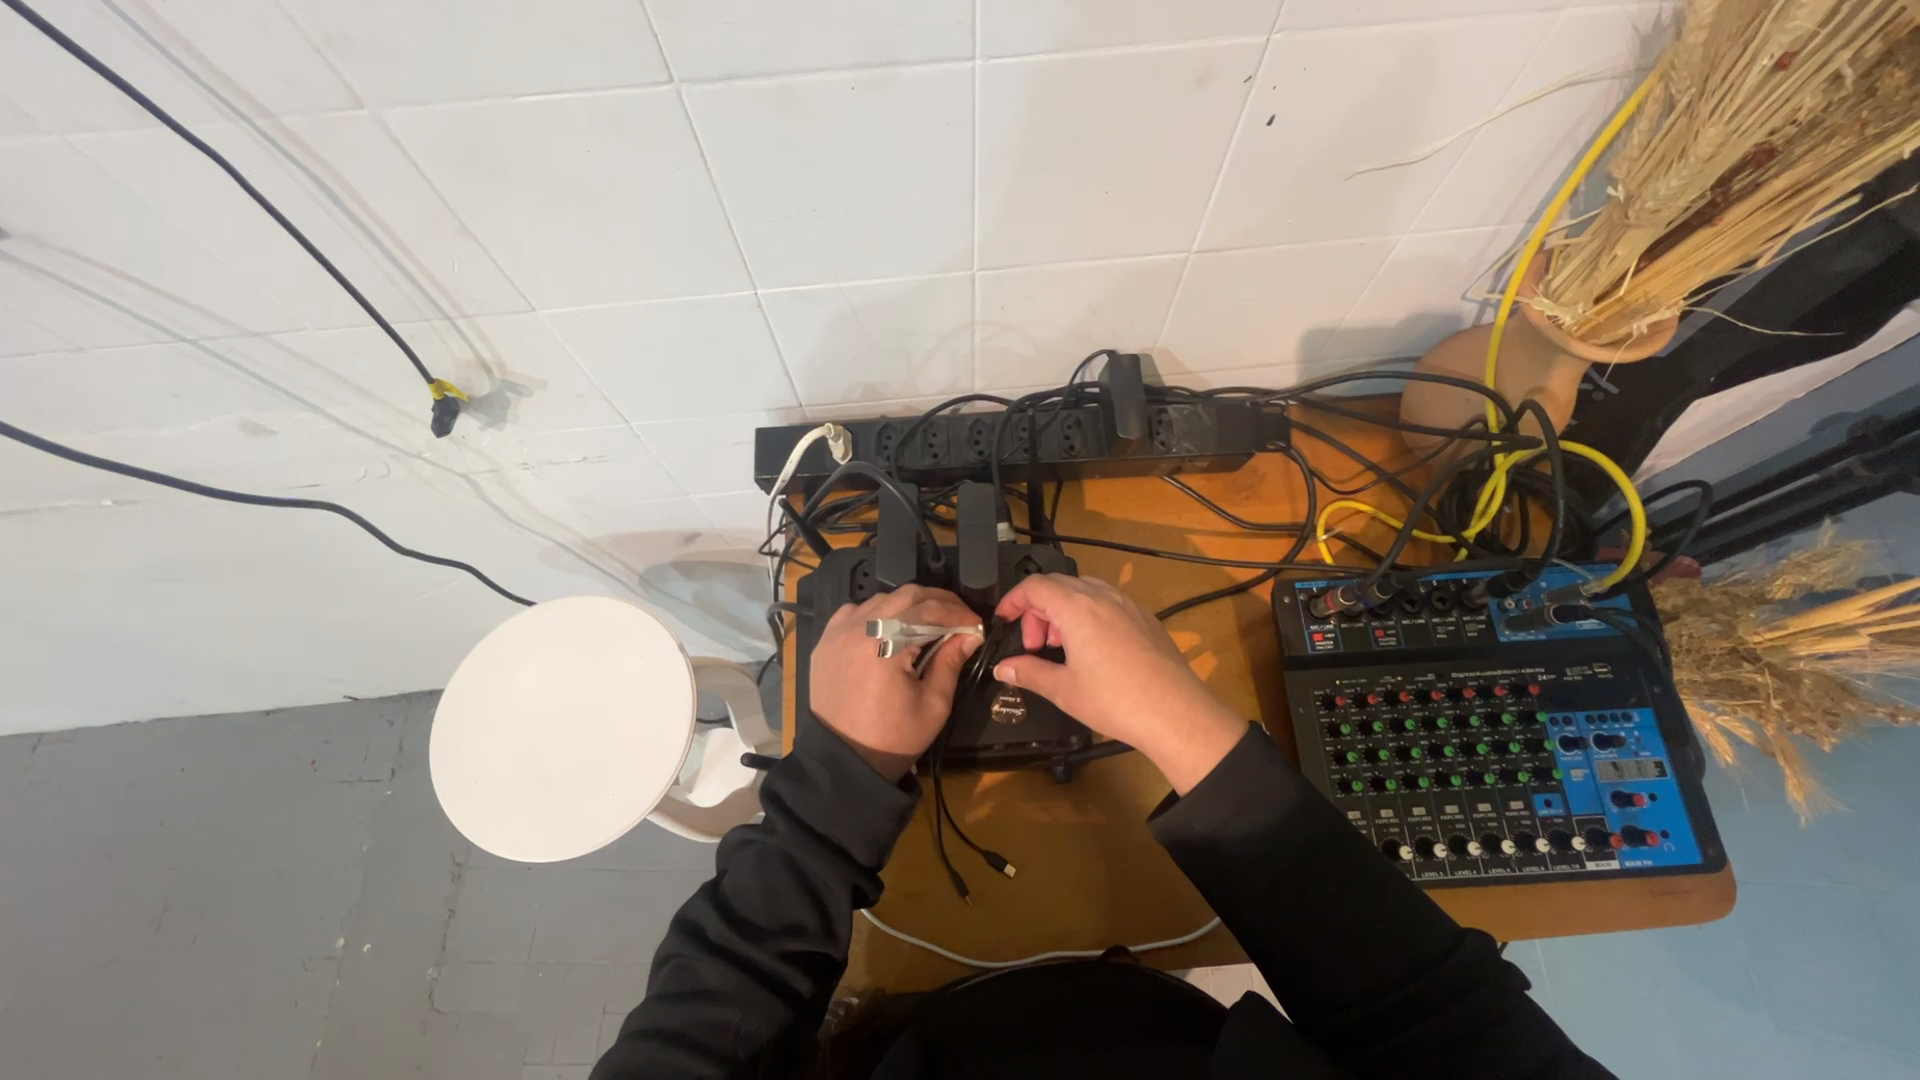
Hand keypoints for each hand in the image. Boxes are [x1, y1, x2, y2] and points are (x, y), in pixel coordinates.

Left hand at [809, 585, 982, 780]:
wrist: (843, 762)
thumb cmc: (892, 739)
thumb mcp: (933, 705)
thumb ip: (951, 662)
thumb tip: (970, 634)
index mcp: (885, 644)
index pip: (929, 610)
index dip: (958, 612)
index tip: (977, 623)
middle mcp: (858, 628)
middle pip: (906, 595)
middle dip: (938, 602)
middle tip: (958, 618)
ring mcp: (837, 632)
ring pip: (881, 599)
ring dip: (909, 606)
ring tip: (929, 626)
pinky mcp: (826, 640)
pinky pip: (856, 611)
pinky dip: (878, 613)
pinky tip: (891, 631)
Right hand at [993, 575, 1244, 793]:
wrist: (1176, 713)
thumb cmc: (1115, 701)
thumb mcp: (1063, 690)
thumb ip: (1029, 672)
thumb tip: (1003, 667)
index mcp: (1077, 608)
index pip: (1035, 586)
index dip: (1013, 600)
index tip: (1004, 620)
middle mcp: (1103, 597)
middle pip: (1058, 584)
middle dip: (1038, 609)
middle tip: (1035, 645)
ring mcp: (1128, 605)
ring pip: (1085, 590)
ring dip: (1063, 610)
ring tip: (1061, 647)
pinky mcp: (1146, 619)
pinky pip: (1108, 602)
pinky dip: (1089, 614)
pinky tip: (1092, 649)